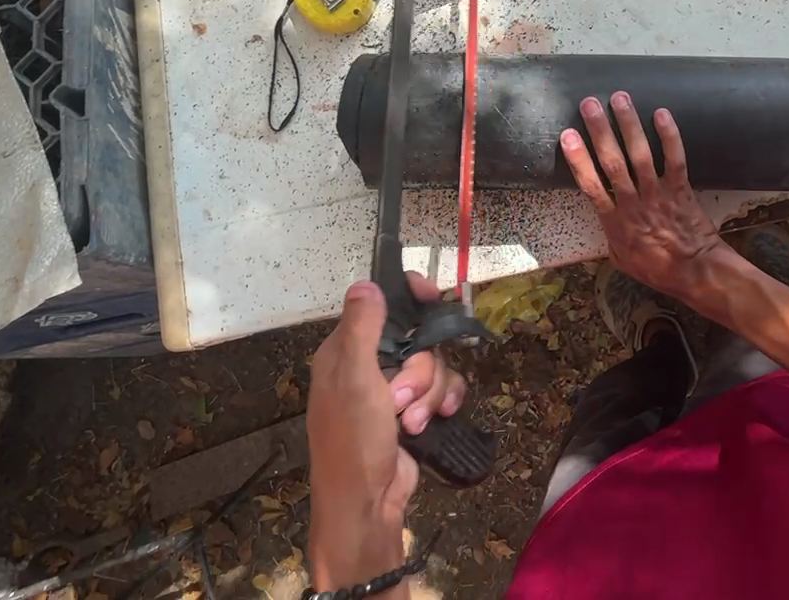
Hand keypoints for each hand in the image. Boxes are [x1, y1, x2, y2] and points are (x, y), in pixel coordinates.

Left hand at [307, 273, 466, 591]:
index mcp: (345, 351)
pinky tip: (435, 420)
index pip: (379, 303)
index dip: (407, 295)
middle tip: (401, 395)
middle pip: (416, 337)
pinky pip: (443, 386)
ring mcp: (393, 388)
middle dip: (420, 367)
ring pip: (433, 363)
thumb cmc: (353, 440)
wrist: (367, 505)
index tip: (432, 295)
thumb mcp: (354, 380)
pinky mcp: (414, 409)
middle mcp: (369, 364)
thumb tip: (366, 283)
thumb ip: (362, 328)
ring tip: (412, 421)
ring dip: (429, 392)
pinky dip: (443, 401)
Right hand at [560, 92, 736, 302]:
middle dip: (600, 130)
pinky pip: (674, 158)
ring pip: (640, 155)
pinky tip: (661, 113)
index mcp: (614, 221)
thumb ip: (609, 232)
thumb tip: (601, 211)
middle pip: (612, 162)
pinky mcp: (680, 188)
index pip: (590, 185)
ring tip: (620, 98)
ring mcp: (657, 194)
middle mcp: (633, 203)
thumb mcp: (620, 258)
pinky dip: (669, 136)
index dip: (578, 159)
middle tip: (590, 103)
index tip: (567, 135)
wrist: (695, 271)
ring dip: (629, 125)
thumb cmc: (655, 267)